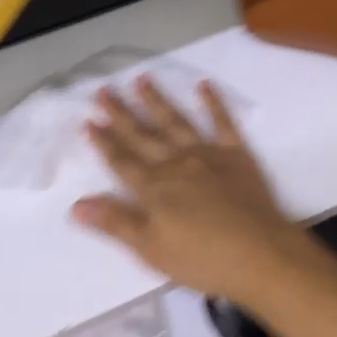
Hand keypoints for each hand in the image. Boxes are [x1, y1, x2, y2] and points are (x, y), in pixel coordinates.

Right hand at [71, 77, 305, 300]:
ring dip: (157, 100)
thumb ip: (115, 222)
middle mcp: (176, 162)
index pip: (122, 161)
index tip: (88, 120)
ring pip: (176, 121)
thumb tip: (76, 204)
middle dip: (121, 114)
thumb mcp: (150, 249)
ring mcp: (207, 154)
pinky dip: (213, 102)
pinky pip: (222, 122)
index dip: (104, 142)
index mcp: (155, 187)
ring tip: (141, 78)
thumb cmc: (202, 258)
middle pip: (144, 135)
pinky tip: (203, 85)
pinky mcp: (236, 153)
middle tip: (103, 90)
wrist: (259, 252)